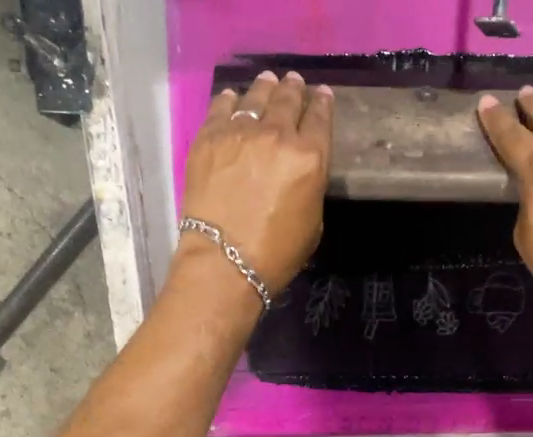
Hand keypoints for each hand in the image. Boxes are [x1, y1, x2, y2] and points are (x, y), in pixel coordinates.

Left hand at [178, 72, 333, 293]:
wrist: (224, 260)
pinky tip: (233, 97)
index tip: (322, 94)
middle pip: (288, 100)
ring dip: (265, 87)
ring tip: (268, 80)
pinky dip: (230, 99)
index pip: (320, 119)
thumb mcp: (312, 224)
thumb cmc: (276, 254)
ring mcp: (240, 132)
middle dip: (294, 89)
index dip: (323, 104)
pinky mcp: (209, 136)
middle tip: (293, 82)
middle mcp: (277, 135)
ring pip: (256, 97)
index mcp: (309, 158)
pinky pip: (222, 106)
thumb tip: (299, 171)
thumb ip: (309, 186)